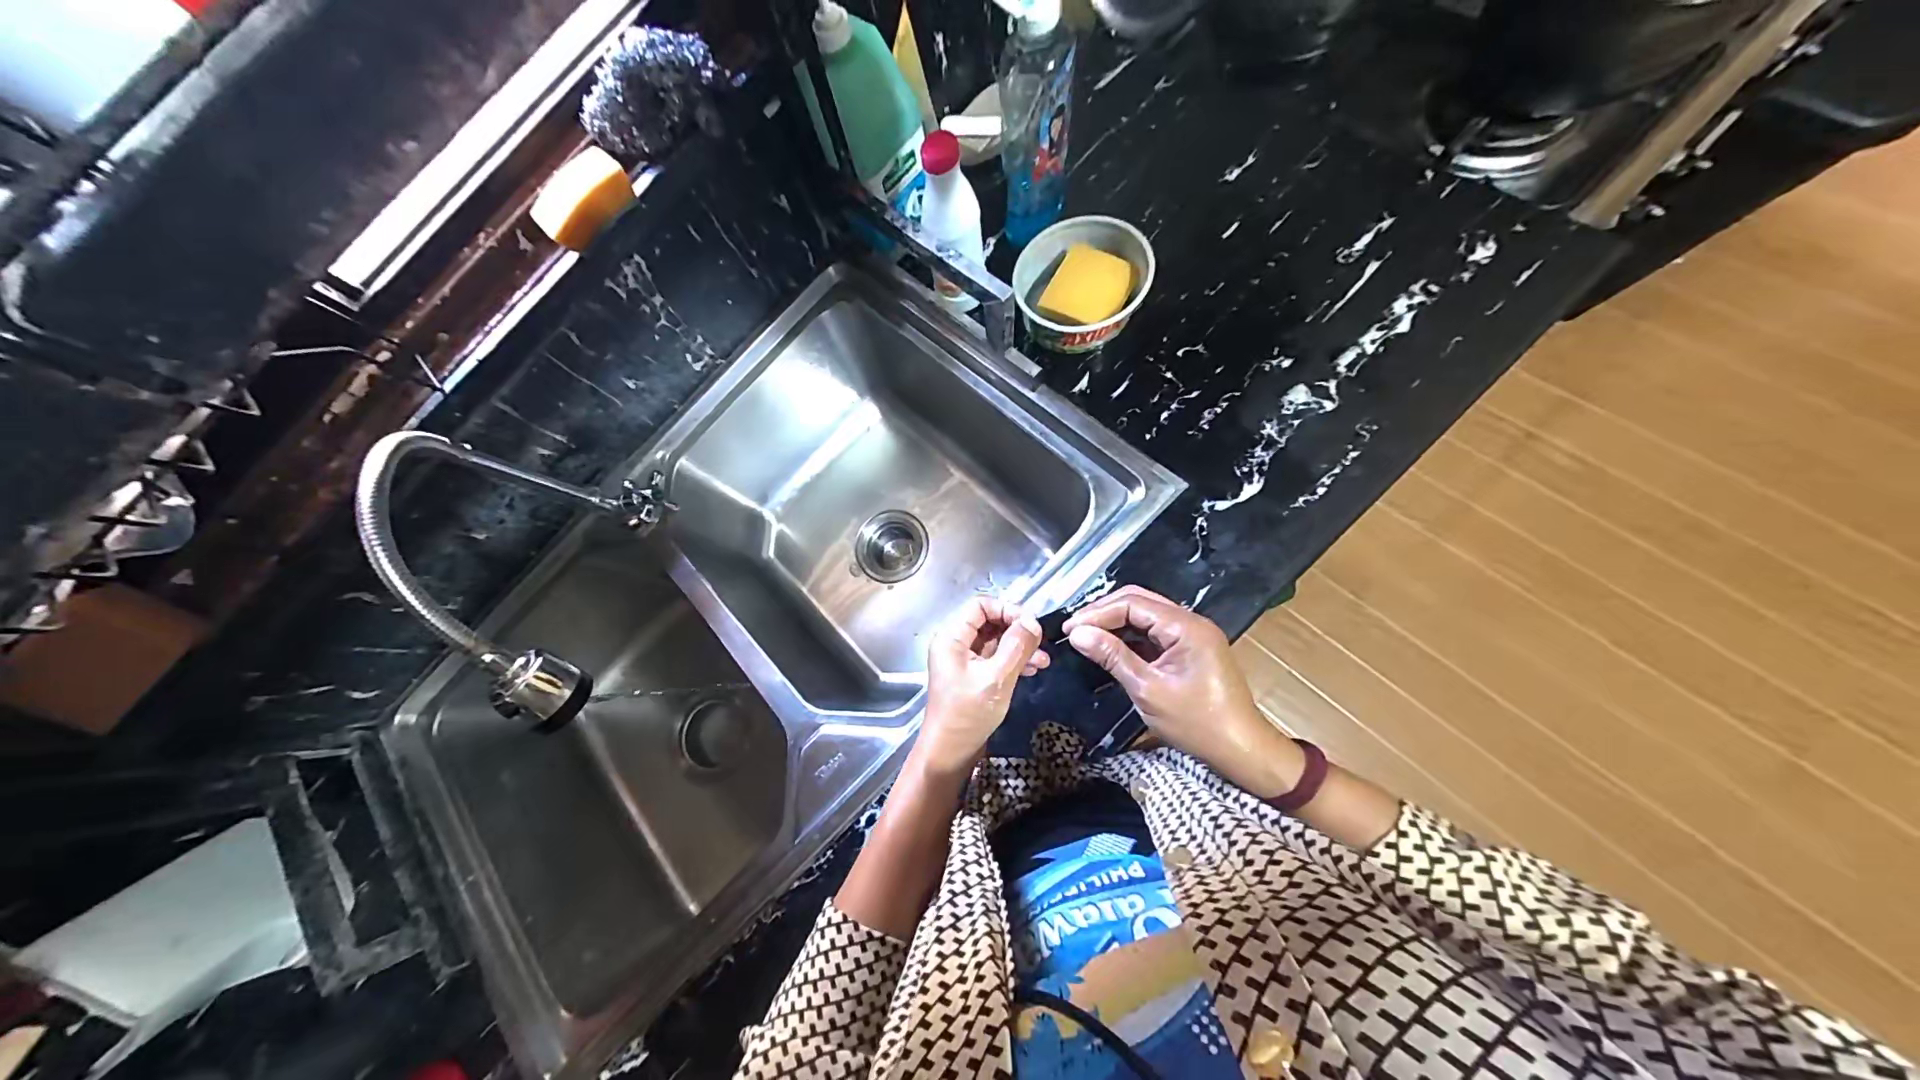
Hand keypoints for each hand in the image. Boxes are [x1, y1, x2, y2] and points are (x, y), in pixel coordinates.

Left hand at [918, 596, 1048, 774]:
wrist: (950, 753)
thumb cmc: (967, 715)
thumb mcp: (996, 678)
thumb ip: (1016, 647)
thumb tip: (1033, 622)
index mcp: (951, 637)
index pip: (981, 605)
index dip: (1007, 609)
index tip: (1030, 625)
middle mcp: (955, 644)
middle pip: (989, 621)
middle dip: (1017, 629)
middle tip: (1040, 642)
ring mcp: (963, 660)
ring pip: (995, 640)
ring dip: (1019, 646)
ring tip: (1042, 660)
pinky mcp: (973, 675)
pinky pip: (995, 657)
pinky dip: (1013, 660)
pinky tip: (1032, 669)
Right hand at [1064, 585, 1303, 797]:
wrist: (1242, 751)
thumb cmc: (1197, 723)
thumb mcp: (1148, 690)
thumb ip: (1113, 656)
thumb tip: (1077, 634)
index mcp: (1185, 626)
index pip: (1132, 603)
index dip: (1097, 613)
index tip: (1069, 630)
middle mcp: (1190, 622)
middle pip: (1139, 602)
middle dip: (1103, 613)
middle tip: (1074, 631)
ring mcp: (1191, 636)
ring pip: (1145, 616)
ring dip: (1115, 624)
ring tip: (1085, 638)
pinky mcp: (1189, 650)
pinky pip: (1154, 634)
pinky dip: (1130, 638)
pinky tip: (1109, 649)